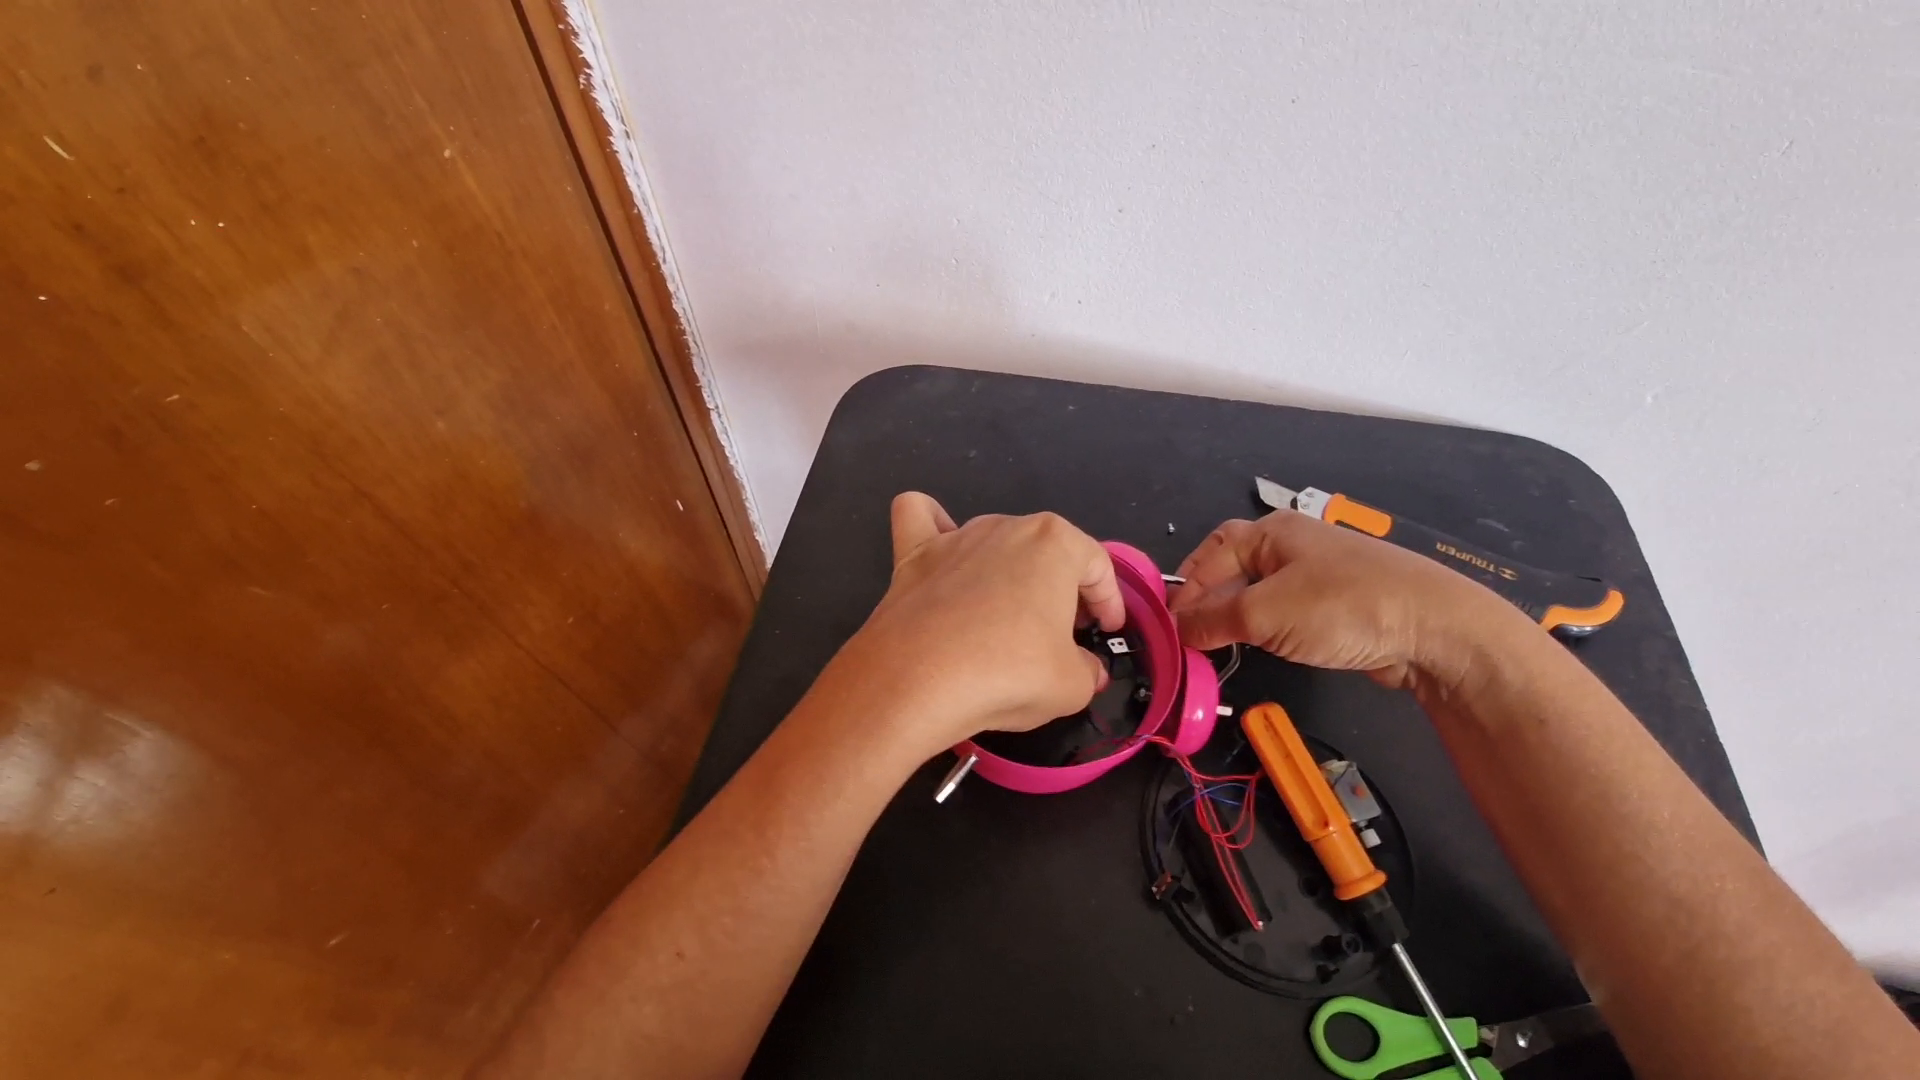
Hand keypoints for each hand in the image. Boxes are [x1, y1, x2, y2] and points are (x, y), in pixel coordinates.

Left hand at [835, 493, 1124, 758]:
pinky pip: (922, 519)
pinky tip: (941, 550)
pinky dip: (934, 528)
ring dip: (1009, 570)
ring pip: (994, 539)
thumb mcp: (1072, 685)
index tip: (1107, 630)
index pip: (1097, 566)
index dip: (1110, 602)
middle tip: (1064, 632)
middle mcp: (1006, 527)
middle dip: (1061, 588)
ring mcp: (956, 537)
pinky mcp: (912, 555)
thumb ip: (1088, 671)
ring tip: (1009, 617)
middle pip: (1046, 552)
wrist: (917, 681)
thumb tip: (1086, 671)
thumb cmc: (1008, 674)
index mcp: (1054, 543)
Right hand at [1168, 510, 1534, 692]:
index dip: (1184, 589)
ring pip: (1257, 595)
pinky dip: (1264, 629)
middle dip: (1206, 603)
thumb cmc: (1342, 606)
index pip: (1209, 554)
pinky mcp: (1336, 605)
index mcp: (1272, 531)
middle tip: (1186, 638)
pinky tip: (1258, 647)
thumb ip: (1212, 620)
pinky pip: (1284, 613)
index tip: (1167, 627)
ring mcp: (1316, 575)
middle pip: (1230, 572)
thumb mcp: (1264, 612)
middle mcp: (1291, 545)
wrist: (1435, 630)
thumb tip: (1176, 629)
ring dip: (1233, 619)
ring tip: (1214, 647)